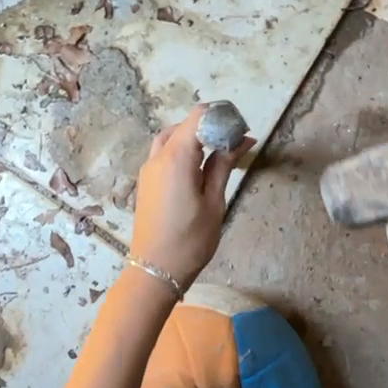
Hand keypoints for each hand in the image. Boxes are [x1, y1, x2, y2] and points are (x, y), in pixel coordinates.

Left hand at [128, 105, 254, 286]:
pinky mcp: (146, 181)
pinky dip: (181, 149)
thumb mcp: (215, 202)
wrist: (155, 271)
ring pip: (171, 137)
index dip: (220, 116)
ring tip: (217, 153)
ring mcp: (148, 169)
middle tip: (234, 142)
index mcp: (177, 158)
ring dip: (193, 137)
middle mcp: (158, 156)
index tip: (240, 130)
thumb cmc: (190, 240)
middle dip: (209, 126)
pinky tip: (198, 167)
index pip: (198, 117)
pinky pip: (163, 152)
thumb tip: (242, 139)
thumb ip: (223, 165)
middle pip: (184, 124)